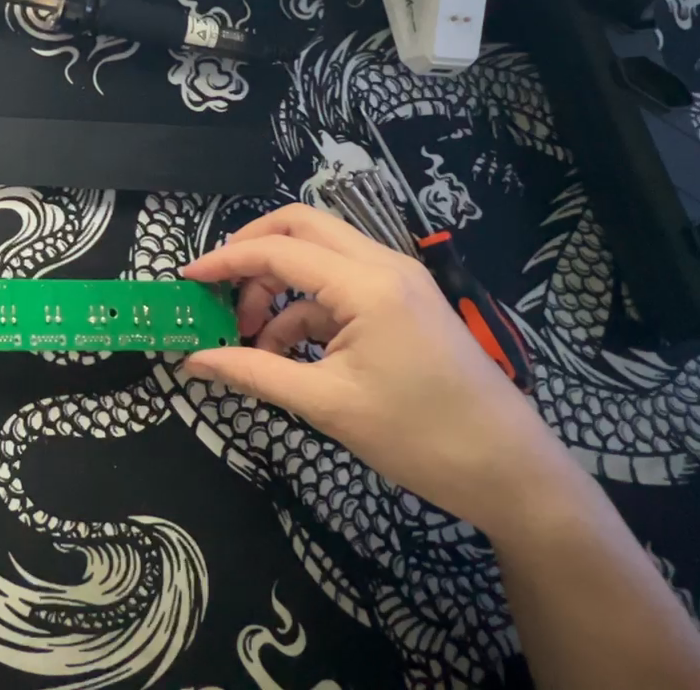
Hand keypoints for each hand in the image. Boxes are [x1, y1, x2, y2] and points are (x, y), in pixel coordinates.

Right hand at [181, 203, 578, 535]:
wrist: (512, 473)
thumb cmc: (420, 437)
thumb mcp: (326, 405)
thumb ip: (253, 374)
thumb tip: (193, 361)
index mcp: (366, 284)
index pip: (277, 250)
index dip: (224, 260)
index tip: (187, 280)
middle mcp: (383, 265)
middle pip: (300, 227)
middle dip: (251, 253)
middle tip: (218, 291)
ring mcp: (397, 282)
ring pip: (318, 256)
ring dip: (276, 287)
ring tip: (250, 341)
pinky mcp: (403, 303)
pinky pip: (338, 287)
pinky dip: (303, 311)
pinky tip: (286, 355)